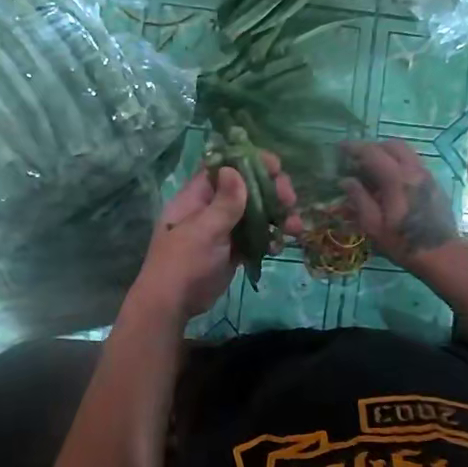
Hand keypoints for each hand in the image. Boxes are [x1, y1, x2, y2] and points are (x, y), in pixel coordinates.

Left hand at [128, 156, 299, 320]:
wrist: (172, 305)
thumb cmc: (183, 263)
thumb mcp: (204, 230)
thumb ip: (224, 202)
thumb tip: (234, 169)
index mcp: (198, 196)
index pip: (225, 167)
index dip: (250, 161)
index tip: (276, 167)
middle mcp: (212, 208)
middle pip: (247, 188)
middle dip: (272, 191)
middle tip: (290, 200)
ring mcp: (224, 230)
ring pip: (256, 214)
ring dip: (278, 217)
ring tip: (295, 228)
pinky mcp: (233, 250)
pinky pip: (256, 238)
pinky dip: (270, 239)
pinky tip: (278, 247)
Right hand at [341, 140, 457, 271]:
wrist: (441, 255)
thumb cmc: (403, 243)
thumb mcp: (374, 226)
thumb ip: (359, 199)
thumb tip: (345, 180)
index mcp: (397, 179)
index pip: (372, 152)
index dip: (354, 147)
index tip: (340, 148)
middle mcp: (414, 170)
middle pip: (392, 145)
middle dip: (373, 147)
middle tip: (358, 159)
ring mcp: (428, 175)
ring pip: (406, 152)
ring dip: (388, 154)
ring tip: (374, 169)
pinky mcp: (435, 184)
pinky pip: (415, 163)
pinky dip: (400, 163)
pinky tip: (392, 181)